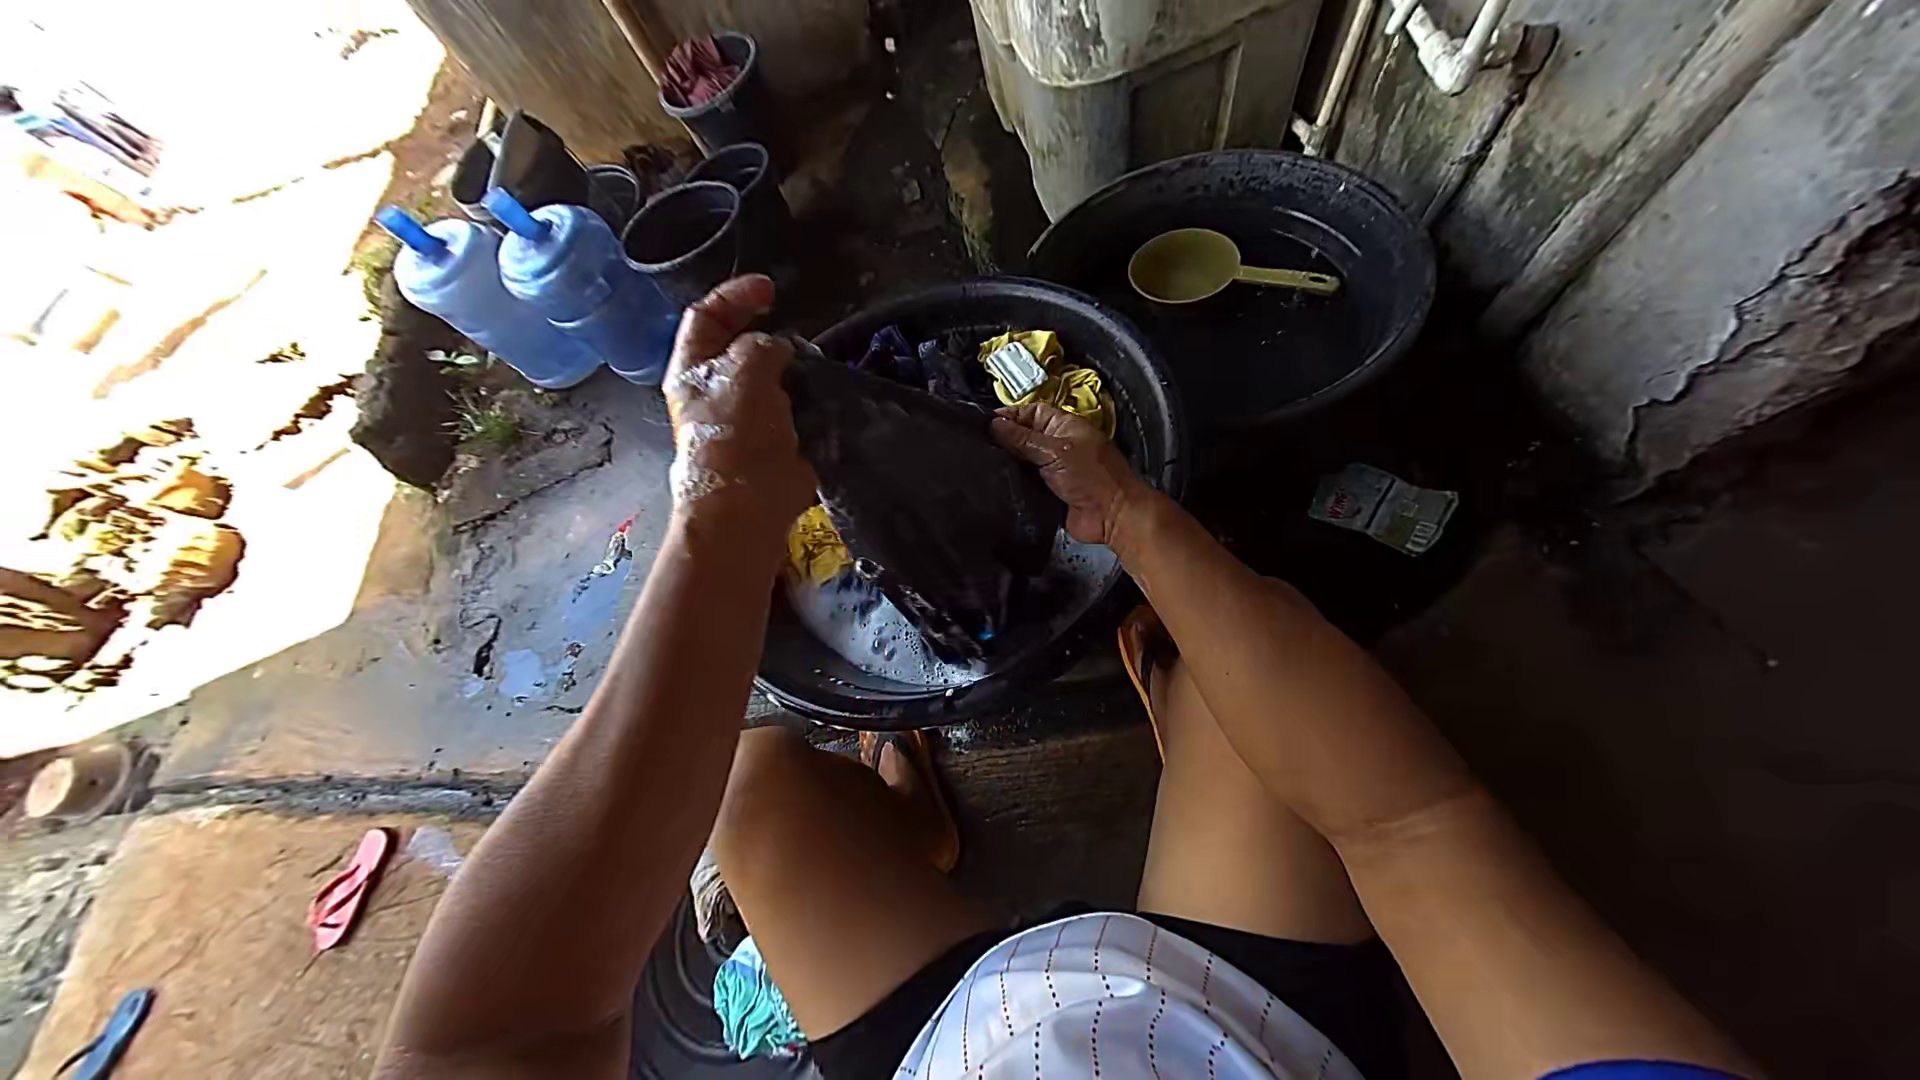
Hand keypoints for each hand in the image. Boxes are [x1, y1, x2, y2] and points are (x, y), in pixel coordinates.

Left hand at [663, 276, 815, 538]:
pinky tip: (825, 399)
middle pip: (745, 349)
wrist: (750, 506)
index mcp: (693, 370)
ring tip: (816, 374)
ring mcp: (749, 418)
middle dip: (774, 340)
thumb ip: (763, 347)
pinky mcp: (777, 440)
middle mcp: (717, 391)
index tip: (771, 289)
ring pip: (777, 380)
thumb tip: (781, 351)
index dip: (736, 296)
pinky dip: (812, 401)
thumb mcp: (744, 373)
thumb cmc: (735, 437)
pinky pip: (797, 409)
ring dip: (798, 373)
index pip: (708, 317)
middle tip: (801, 346)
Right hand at [990, 402, 1154, 546]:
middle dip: (1003, 441)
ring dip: (1007, 465)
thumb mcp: (1054, 451)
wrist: (1110, 516)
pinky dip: (1012, 484)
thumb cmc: (1092, 477)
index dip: (1008, 416)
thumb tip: (994, 424)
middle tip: (979, 446)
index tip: (985, 424)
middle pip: (1022, 437)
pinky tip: (995, 484)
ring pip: (1021, 461)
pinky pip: (1024, 483)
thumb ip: (1022, 438)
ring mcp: (1051, 469)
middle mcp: (1056, 445)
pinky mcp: (1046, 492)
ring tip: (983, 465)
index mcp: (1063, 426)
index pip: (1029, 412)